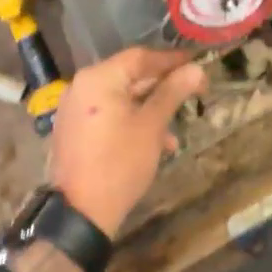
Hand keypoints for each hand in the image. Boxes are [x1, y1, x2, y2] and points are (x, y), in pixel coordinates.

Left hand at [48, 47, 205, 236]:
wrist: (80, 214)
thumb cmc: (119, 163)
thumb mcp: (151, 125)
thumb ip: (172, 92)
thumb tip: (196, 69)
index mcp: (98, 78)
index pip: (140, 57)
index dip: (171, 60)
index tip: (197, 64)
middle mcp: (81, 86)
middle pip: (129, 76)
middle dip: (161, 86)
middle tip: (192, 92)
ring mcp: (74, 109)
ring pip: (120, 97)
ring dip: (149, 107)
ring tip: (174, 127)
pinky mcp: (74, 130)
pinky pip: (108, 113)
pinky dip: (130, 120)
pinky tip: (153, 141)